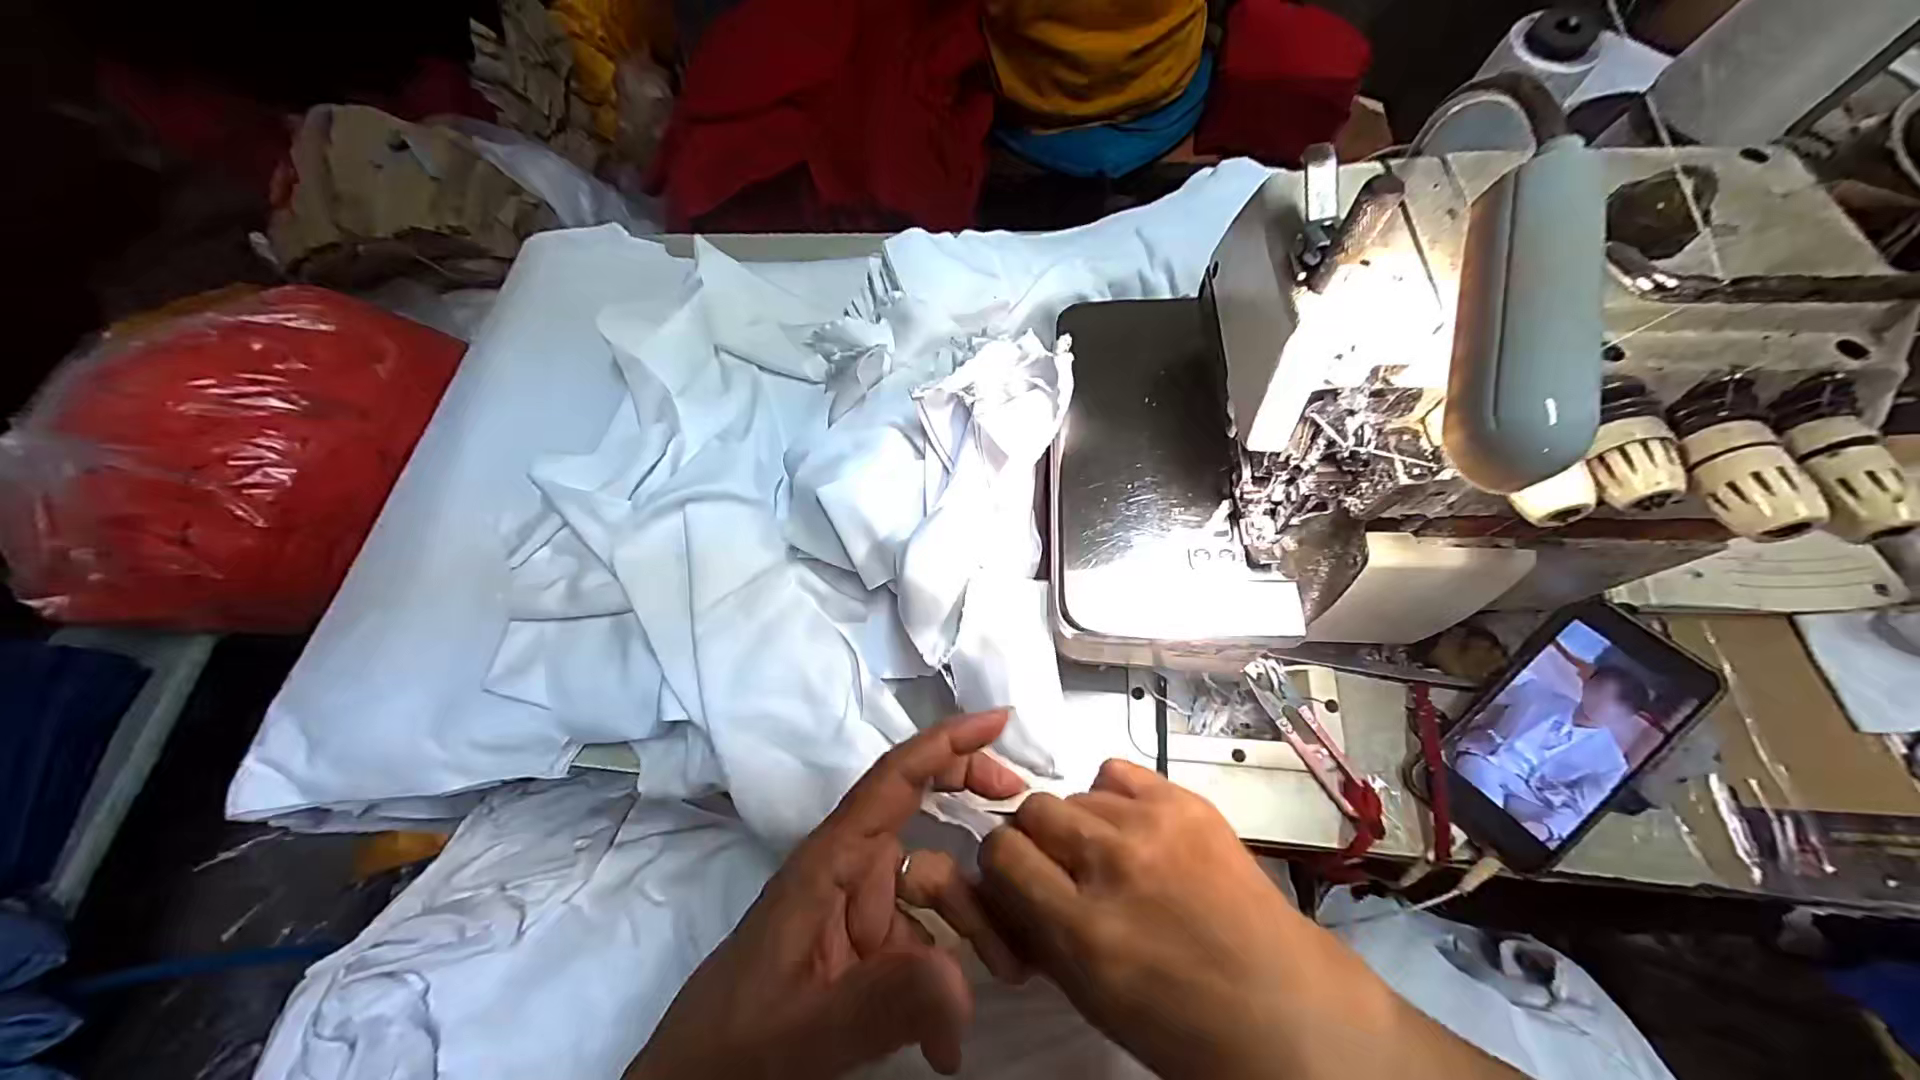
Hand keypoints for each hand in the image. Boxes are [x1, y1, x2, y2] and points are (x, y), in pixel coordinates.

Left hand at [626, 710, 1027, 1079]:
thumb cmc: (742, 1040)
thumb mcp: (813, 1027)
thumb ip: (886, 1002)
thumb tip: (965, 986)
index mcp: (833, 858)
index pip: (894, 778)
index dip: (947, 741)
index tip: (999, 720)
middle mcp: (851, 865)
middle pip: (920, 801)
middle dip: (972, 792)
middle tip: (1025, 811)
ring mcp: (862, 903)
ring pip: (937, 878)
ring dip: (979, 917)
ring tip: (1012, 970)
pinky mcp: (869, 941)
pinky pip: (927, 932)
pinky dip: (950, 969)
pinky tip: (950, 1037)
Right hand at [979, 760, 1522, 1079]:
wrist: (1290, 1012)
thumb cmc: (1183, 1027)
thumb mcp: (1090, 997)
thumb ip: (1039, 931)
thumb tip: (1007, 884)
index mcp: (1085, 932)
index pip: (1002, 853)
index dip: (1002, 866)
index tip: (1017, 879)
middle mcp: (1113, 867)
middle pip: (1034, 810)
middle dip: (1035, 840)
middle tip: (1062, 868)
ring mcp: (1154, 826)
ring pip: (1074, 795)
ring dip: (1078, 826)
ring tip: (1110, 856)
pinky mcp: (1187, 802)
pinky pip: (1117, 772)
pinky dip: (1113, 798)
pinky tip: (1135, 828)